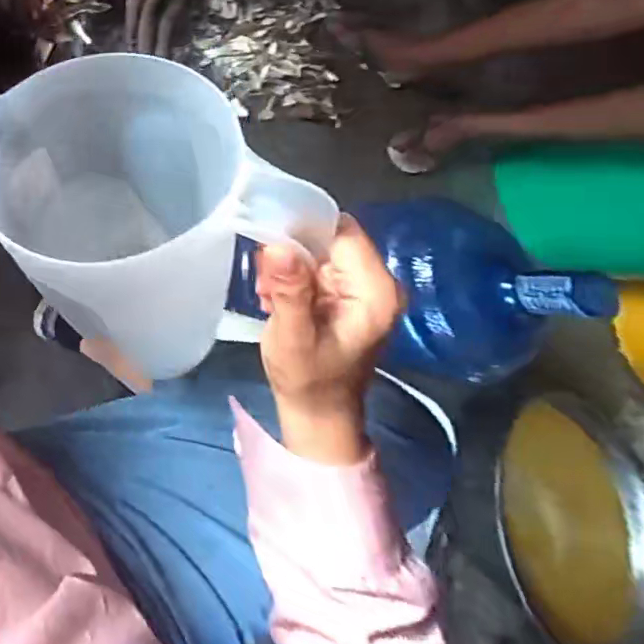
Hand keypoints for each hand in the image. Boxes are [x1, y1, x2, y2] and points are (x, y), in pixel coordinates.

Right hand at [257, 216, 402, 464]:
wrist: (319, 414)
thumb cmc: (307, 379)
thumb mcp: (292, 336)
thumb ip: (289, 290)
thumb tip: (278, 245)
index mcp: (374, 291)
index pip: (343, 231)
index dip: (305, 228)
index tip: (270, 243)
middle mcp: (377, 284)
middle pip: (331, 238)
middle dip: (291, 250)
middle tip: (266, 279)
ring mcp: (363, 290)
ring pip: (319, 250)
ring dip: (288, 264)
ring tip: (270, 294)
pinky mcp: (347, 296)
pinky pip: (317, 266)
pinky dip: (292, 275)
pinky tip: (277, 298)